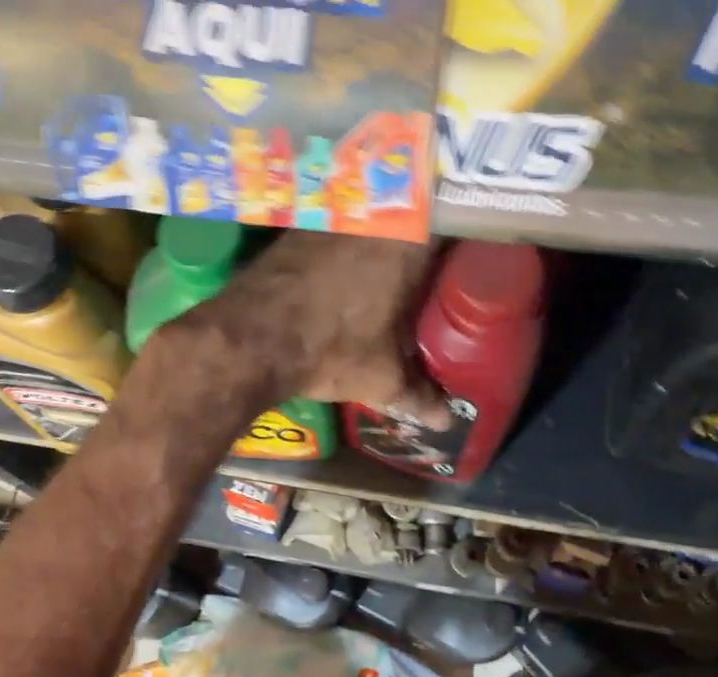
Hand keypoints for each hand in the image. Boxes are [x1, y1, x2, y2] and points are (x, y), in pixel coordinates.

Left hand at [166, 231, 452, 426]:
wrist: (252, 338)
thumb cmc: (332, 350)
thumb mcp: (383, 379)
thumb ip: (420, 395)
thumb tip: (447, 421)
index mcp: (410, 241)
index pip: (453, 218)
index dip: (461, 234)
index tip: (465, 255)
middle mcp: (376, 215)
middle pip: (412, 215)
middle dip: (422, 236)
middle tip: (430, 267)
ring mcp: (333, 217)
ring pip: (373, 218)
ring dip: (382, 238)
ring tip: (390, 271)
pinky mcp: (299, 228)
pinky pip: (338, 229)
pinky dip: (345, 247)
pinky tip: (345, 275)